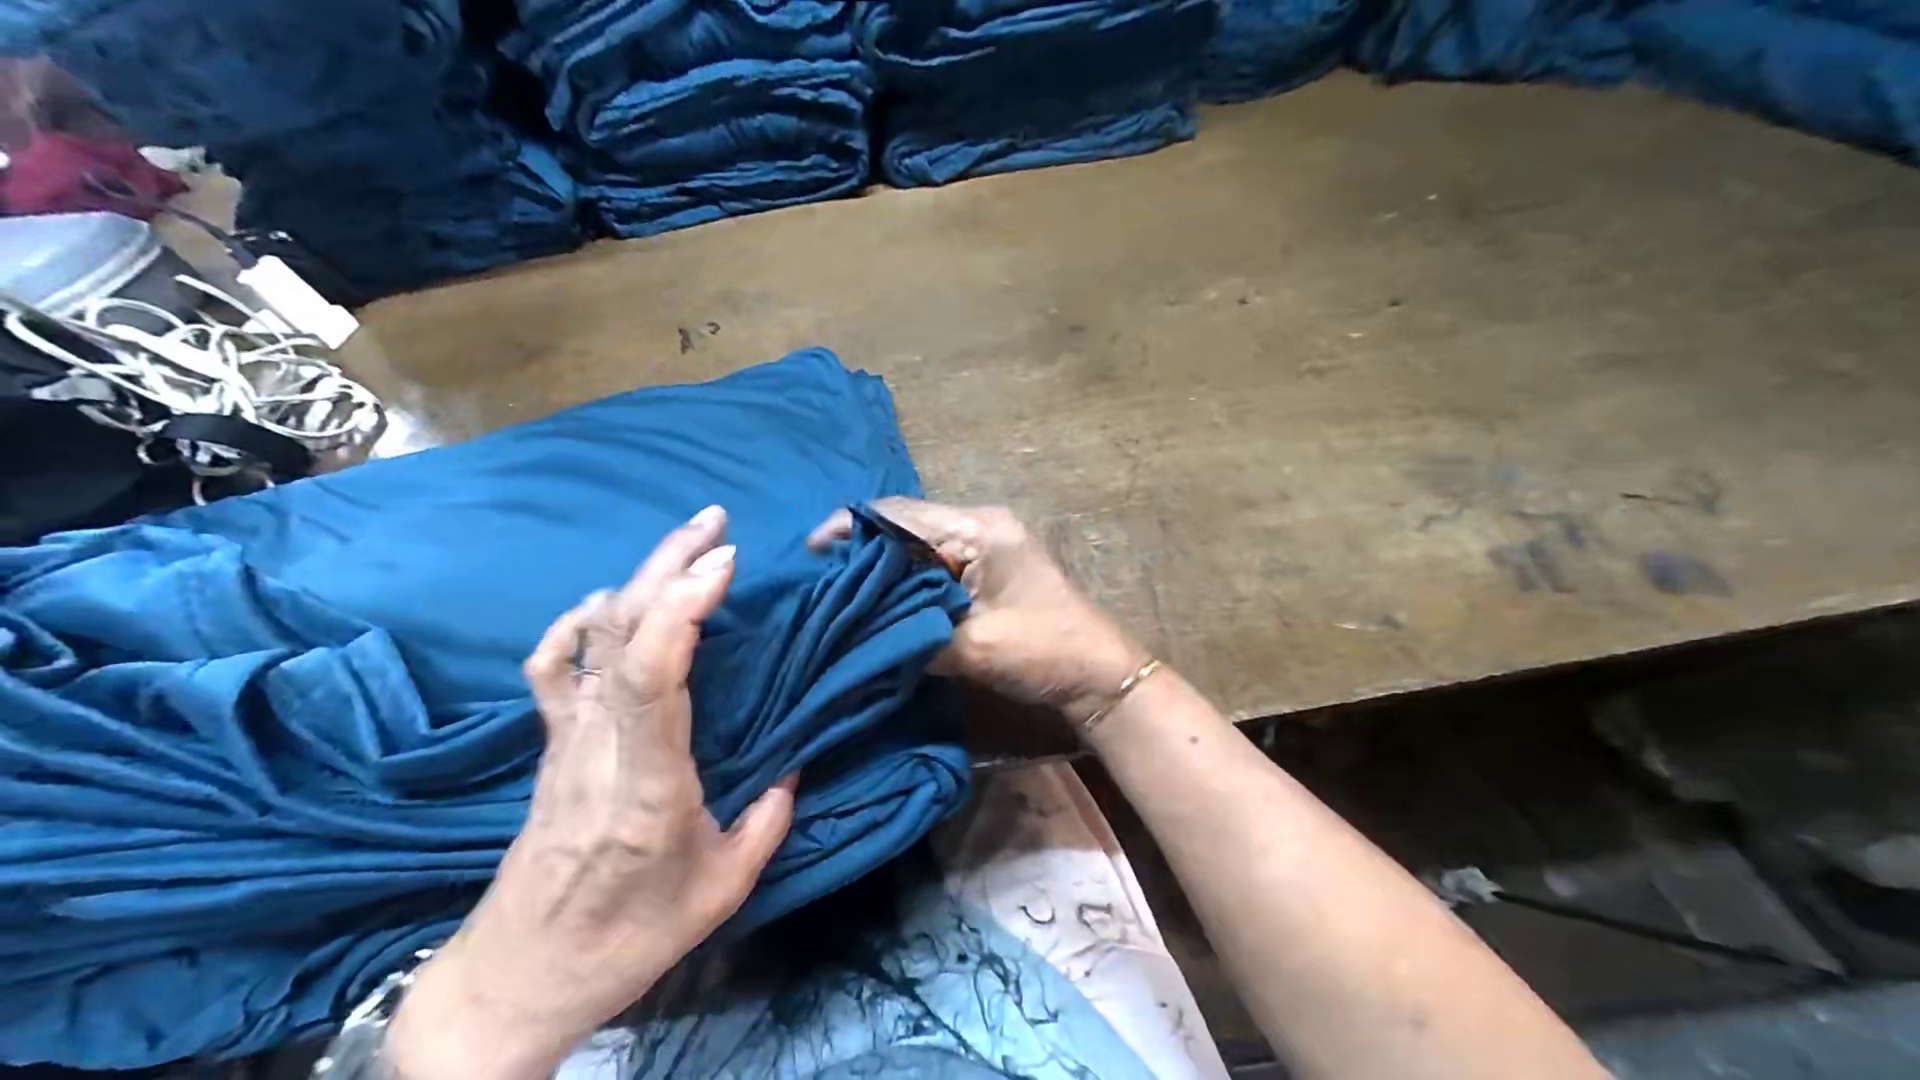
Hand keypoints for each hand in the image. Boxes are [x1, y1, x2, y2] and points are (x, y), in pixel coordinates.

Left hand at [388, 506, 796, 1079]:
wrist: (518, 975)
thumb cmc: (629, 938)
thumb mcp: (721, 891)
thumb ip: (766, 822)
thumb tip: (795, 765)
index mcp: (646, 782)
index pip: (651, 675)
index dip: (682, 609)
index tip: (724, 562)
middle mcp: (597, 744)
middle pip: (619, 633)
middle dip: (667, 567)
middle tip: (715, 525)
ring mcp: (566, 737)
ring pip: (590, 636)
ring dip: (638, 579)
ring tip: (685, 543)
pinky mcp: (552, 740)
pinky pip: (551, 666)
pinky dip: (577, 621)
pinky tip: (609, 600)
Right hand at [808, 498, 1147, 724]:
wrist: (1101, 676)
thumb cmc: (1044, 652)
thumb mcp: (973, 646)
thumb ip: (912, 633)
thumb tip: (855, 634)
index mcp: (980, 529)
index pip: (900, 514)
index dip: (852, 528)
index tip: (812, 554)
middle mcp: (982, 525)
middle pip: (906, 525)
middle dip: (863, 548)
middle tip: (821, 578)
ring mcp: (987, 545)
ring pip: (918, 544)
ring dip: (883, 565)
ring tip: (841, 590)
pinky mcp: (988, 569)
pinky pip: (935, 563)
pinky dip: (906, 578)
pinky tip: (882, 600)